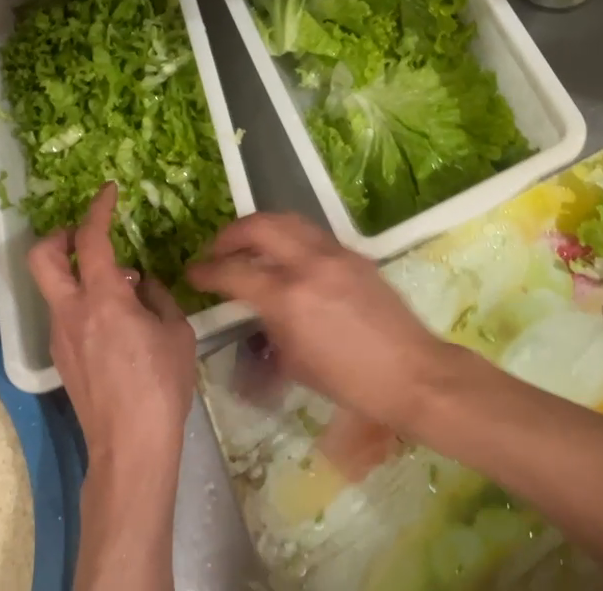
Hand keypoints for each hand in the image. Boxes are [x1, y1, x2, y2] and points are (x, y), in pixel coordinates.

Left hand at [27, 183, 195, 473]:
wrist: (131, 444)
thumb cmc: (162, 384)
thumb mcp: (176, 331)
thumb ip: (156, 297)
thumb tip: (141, 284)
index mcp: (103, 299)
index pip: (91, 240)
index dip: (98, 210)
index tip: (108, 193)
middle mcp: (71, 312)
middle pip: (41, 258)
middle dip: (59, 236)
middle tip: (87, 234)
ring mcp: (61, 337)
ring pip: (54, 288)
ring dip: (78, 272)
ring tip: (121, 286)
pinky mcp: (62, 358)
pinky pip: (66, 314)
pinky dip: (84, 301)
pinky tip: (118, 319)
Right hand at [187, 213, 449, 430]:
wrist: (409, 371)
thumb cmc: (349, 382)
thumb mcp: (294, 362)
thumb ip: (268, 327)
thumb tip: (256, 311)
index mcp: (288, 297)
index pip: (234, 271)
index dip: (206, 271)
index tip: (193, 272)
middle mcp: (309, 264)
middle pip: (259, 226)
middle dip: (230, 235)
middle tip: (217, 250)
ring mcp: (335, 254)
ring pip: (288, 221)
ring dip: (261, 228)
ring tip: (249, 246)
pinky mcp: (354, 254)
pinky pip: (313, 234)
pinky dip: (290, 238)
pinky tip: (286, 257)